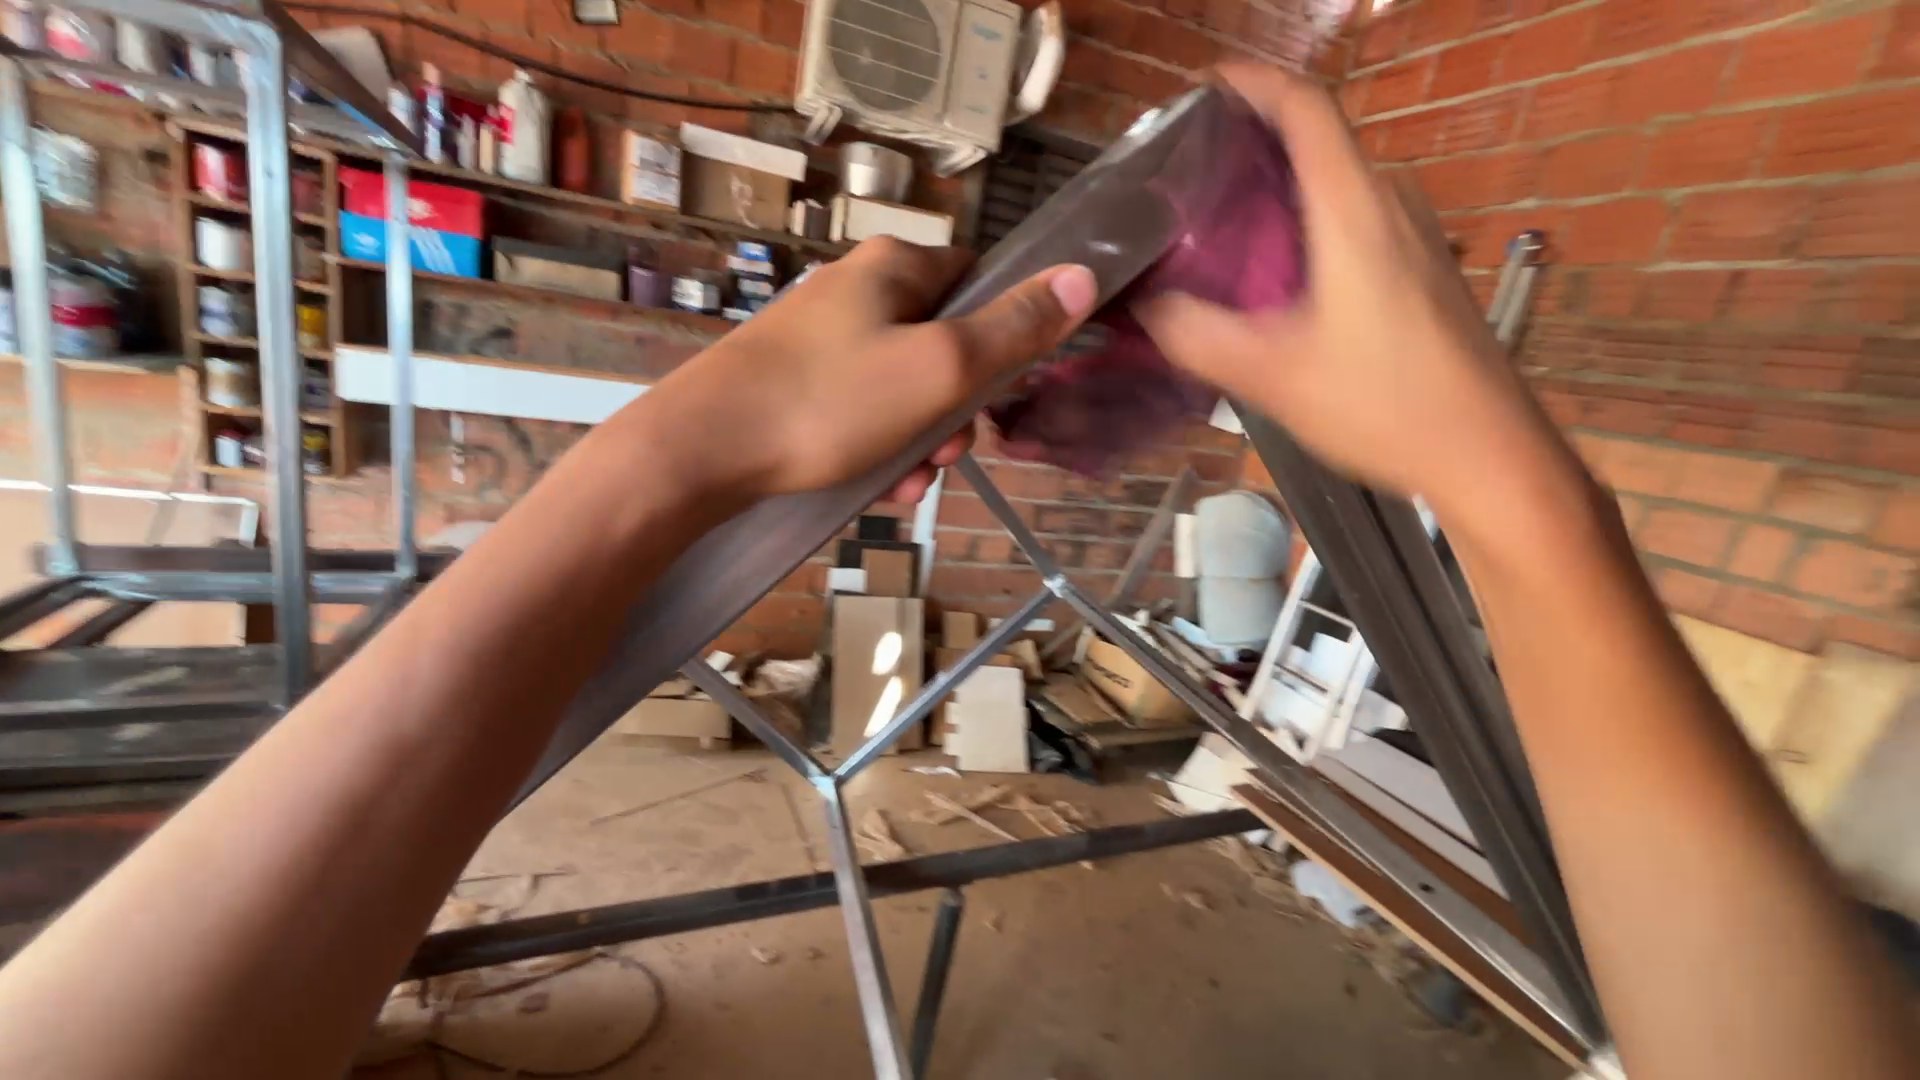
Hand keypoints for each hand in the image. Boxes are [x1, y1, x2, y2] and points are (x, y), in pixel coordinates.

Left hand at [658, 238, 1096, 502]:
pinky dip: (880, 447)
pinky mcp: (796, 381)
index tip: (1000, 389)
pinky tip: (879, 488)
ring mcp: (822, 338)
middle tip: (947, 455)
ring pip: (904, 387)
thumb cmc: (828, 404)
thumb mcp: (938, 368)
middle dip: (956, 408)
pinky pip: (862, 411)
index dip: (1003, 333)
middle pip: (943, 343)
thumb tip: (1083, 275)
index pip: (978, 278)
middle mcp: (858, 290)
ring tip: (908, 486)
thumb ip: (1012, 329)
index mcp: (895, 267)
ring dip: (921, 440)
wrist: (701, 452)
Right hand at [1137, 64, 1567, 513]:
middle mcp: (1390, 204)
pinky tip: (1268, 273)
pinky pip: (1350, 219)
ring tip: (1213, 222)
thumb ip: (1197, 335)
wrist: (1485, 452)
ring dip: (1275, 189)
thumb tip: (1144, 306)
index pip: (1306, 109)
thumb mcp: (1271, 374)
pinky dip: (1301, 223)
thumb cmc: (1382, 404)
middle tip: (1185, 176)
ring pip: (1333, 183)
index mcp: (1354, 211)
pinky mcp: (1419, 268)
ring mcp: (1412, 235)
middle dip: (1250, 142)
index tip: (1202, 88)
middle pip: (1317, 141)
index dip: (1253, 84)